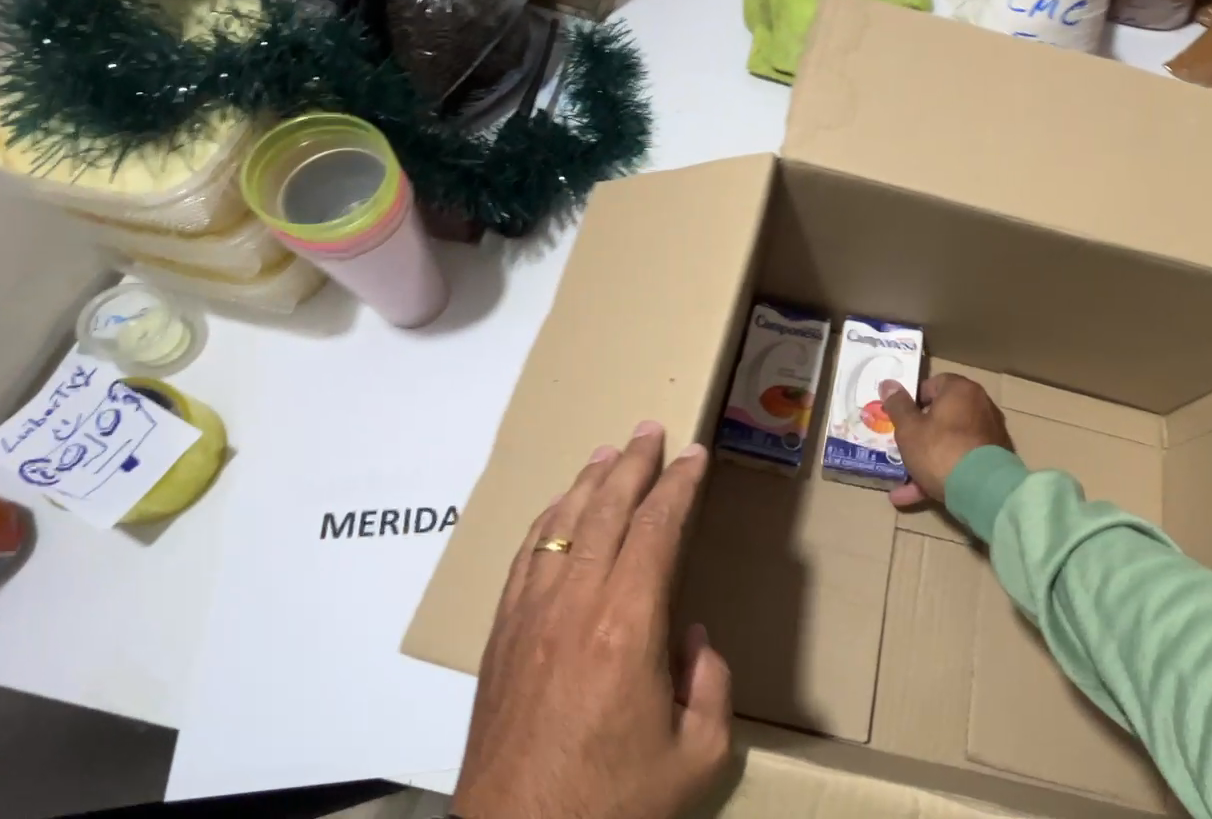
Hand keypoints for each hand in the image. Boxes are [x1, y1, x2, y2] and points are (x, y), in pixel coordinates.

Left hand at [453, 423, 732, 818]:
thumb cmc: (614, 803)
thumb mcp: (698, 756)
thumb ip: (710, 684)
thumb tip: (690, 637)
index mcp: (629, 625)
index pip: (658, 529)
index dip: (679, 485)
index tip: (694, 455)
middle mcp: (575, 603)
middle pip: (606, 510)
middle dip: (635, 464)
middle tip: (650, 430)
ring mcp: (531, 614)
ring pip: (562, 524)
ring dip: (589, 481)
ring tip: (609, 453)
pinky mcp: (501, 634)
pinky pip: (525, 556)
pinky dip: (547, 520)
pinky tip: (559, 508)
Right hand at [879, 374, 1013, 508]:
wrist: (983, 491)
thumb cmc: (940, 449)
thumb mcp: (909, 428)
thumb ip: (897, 406)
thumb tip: (888, 383)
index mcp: (961, 391)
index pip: (934, 384)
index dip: (913, 399)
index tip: (900, 416)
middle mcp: (980, 407)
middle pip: (943, 416)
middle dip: (918, 434)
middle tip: (900, 446)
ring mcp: (988, 436)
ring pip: (949, 443)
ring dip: (925, 460)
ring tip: (901, 479)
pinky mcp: (993, 461)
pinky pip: (960, 462)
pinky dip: (941, 474)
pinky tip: (916, 495)